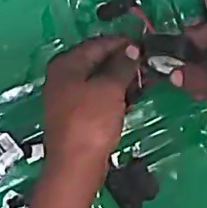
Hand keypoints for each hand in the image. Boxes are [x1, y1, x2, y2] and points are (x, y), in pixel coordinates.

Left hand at [42, 36, 137, 175]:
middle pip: (95, 62)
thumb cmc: (90, 122)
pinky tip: (128, 100)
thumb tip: (131, 49)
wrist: (76, 164)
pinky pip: (96, 98)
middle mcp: (62, 78)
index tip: (142, 45)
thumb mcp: (110, 88)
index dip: (121, 43)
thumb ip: (122, 65)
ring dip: (119, 80)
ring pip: (97, 81)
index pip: (96, 44)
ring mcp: (66, 99)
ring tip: (142, 81)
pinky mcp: (75, 117)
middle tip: (145, 65)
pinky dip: (112, 96)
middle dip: (121, 62)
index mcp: (66, 65)